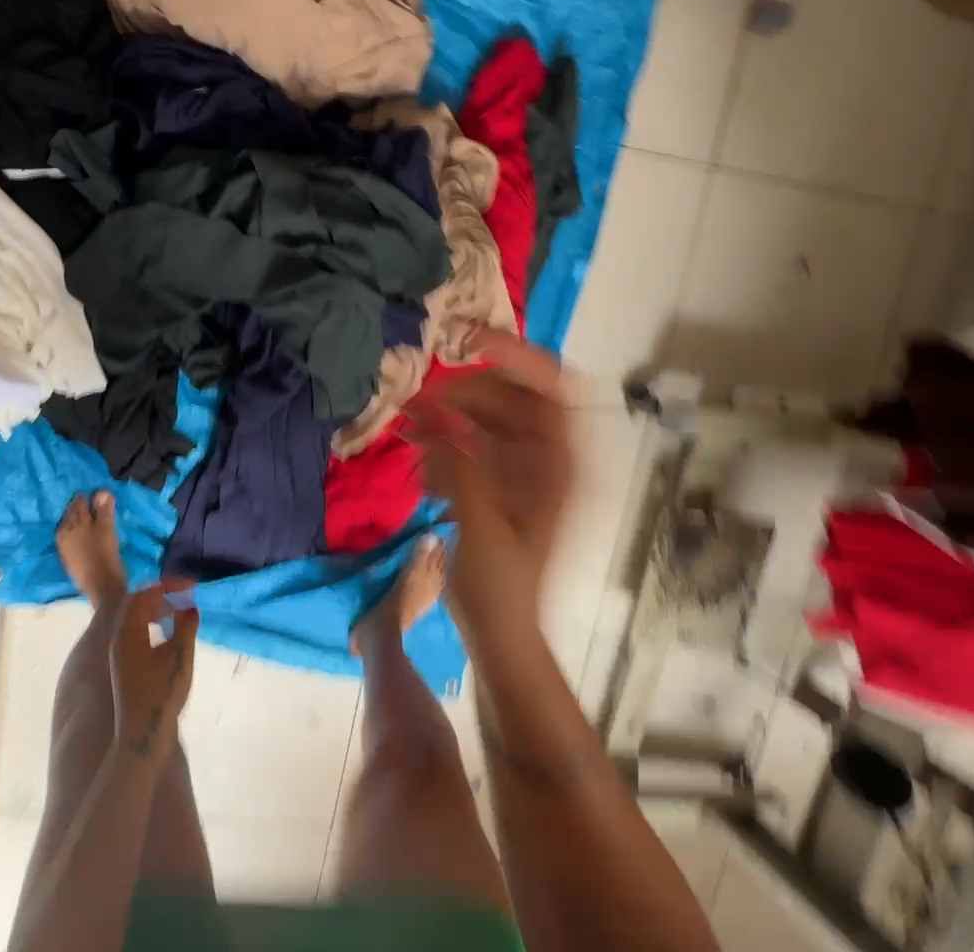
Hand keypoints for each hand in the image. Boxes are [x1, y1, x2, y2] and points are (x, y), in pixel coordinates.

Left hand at [109, 579, 198, 762]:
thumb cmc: (162, 693)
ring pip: (134, 618)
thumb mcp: (180, 655)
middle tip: (186, 594)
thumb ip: (186, 625)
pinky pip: (135, 631)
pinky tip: (168, 634)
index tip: (190, 585)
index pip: (144, 594)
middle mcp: (117, 638)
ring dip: (156, 609)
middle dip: (161, 594)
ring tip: (180, 611)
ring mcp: (118, 652)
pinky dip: (152, 624)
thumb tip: (189, 605)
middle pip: (136, 603)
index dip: (167, 585)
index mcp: (128, 631)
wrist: (142, 733)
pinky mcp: (123, 664)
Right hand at [412, 329, 577, 637]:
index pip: (555, 386)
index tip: (467, 340)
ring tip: (409, 427)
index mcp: (563, 465)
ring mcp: (525, 472)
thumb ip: (461, 470)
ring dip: (448, 418)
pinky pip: (472, 446)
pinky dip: (445, 445)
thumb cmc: (504, 589)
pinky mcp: (500, 486)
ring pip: (487, 421)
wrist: (502, 633)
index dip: (518, 355)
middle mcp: (550, 459)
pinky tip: (421, 463)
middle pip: (512, 399)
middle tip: (418, 400)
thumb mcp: (483, 529)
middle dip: (465, 392)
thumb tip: (432, 419)